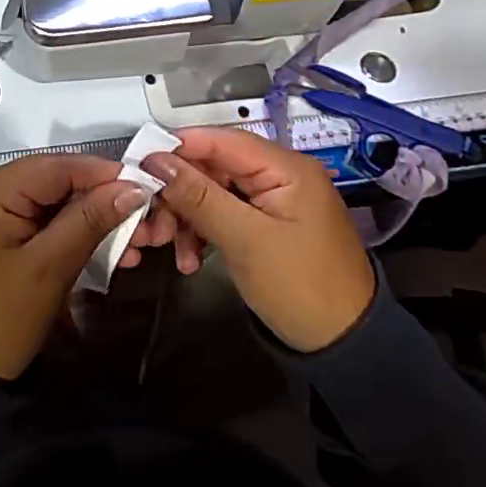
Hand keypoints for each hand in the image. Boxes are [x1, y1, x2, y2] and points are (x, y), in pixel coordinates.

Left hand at [0, 154, 144, 378]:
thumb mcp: (48, 269)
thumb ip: (90, 220)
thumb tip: (133, 187)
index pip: (56, 166)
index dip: (103, 174)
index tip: (146, 189)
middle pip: (55, 183)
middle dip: (102, 202)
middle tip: (145, 227)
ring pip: (52, 204)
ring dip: (92, 222)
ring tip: (133, 247)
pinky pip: (40, 223)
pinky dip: (71, 235)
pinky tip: (106, 254)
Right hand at [143, 127, 375, 351]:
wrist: (345, 346)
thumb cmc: (301, 287)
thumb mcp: (245, 240)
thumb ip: (199, 196)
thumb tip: (158, 160)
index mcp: (285, 168)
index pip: (222, 140)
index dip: (179, 147)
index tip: (140, 163)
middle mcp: (280, 174)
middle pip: (214, 167)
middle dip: (180, 192)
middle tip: (153, 220)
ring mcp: (273, 200)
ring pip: (214, 192)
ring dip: (187, 217)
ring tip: (169, 247)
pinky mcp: (266, 224)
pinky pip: (225, 214)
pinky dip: (203, 231)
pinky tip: (191, 258)